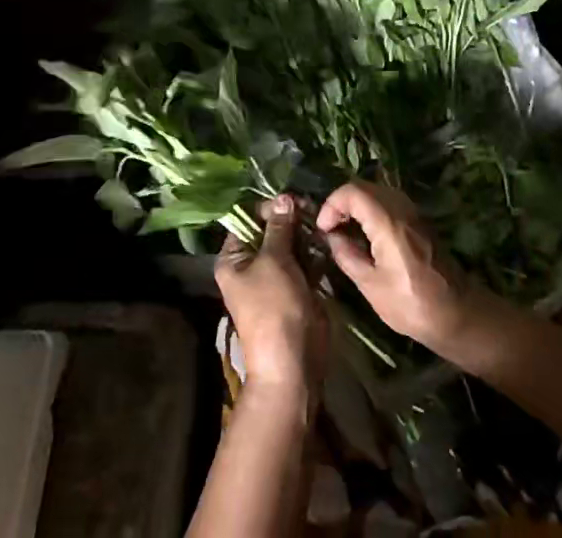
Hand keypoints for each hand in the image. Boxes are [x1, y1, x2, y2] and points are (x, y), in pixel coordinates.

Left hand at [216, 195, 325, 396]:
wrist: (293, 363)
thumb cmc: (275, 308)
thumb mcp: (274, 262)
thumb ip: (279, 229)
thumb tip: (283, 198)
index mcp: (233, 258)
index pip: (246, 221)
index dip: (267, 208)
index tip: (291, 201)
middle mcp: (250, 265)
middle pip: (270, 232)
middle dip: (290, 220)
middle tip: (313, 208)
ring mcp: (275, 277)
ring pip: (289, 247)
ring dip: (305, 235)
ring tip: (322, 222)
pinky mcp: (296, 289)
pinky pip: (303, 264)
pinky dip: (314, 253)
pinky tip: (327, 241)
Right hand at [316, 182, 507, 353]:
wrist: (462, 317)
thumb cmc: (414, 306)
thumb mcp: (371, 286)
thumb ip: (347, 256)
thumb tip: (332, 238)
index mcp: (389, 224)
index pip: (352, 192)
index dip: (331, 205)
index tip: (324, 229)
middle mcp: (403, 211)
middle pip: (364, 187)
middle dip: (341, 202)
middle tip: (331, 227)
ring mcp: (414, 215)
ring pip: (377, 192)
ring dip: (357, 205)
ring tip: (345, 229)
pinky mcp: (421, 223)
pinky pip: (389, 203)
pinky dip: (372, 210)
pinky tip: (366, 234)